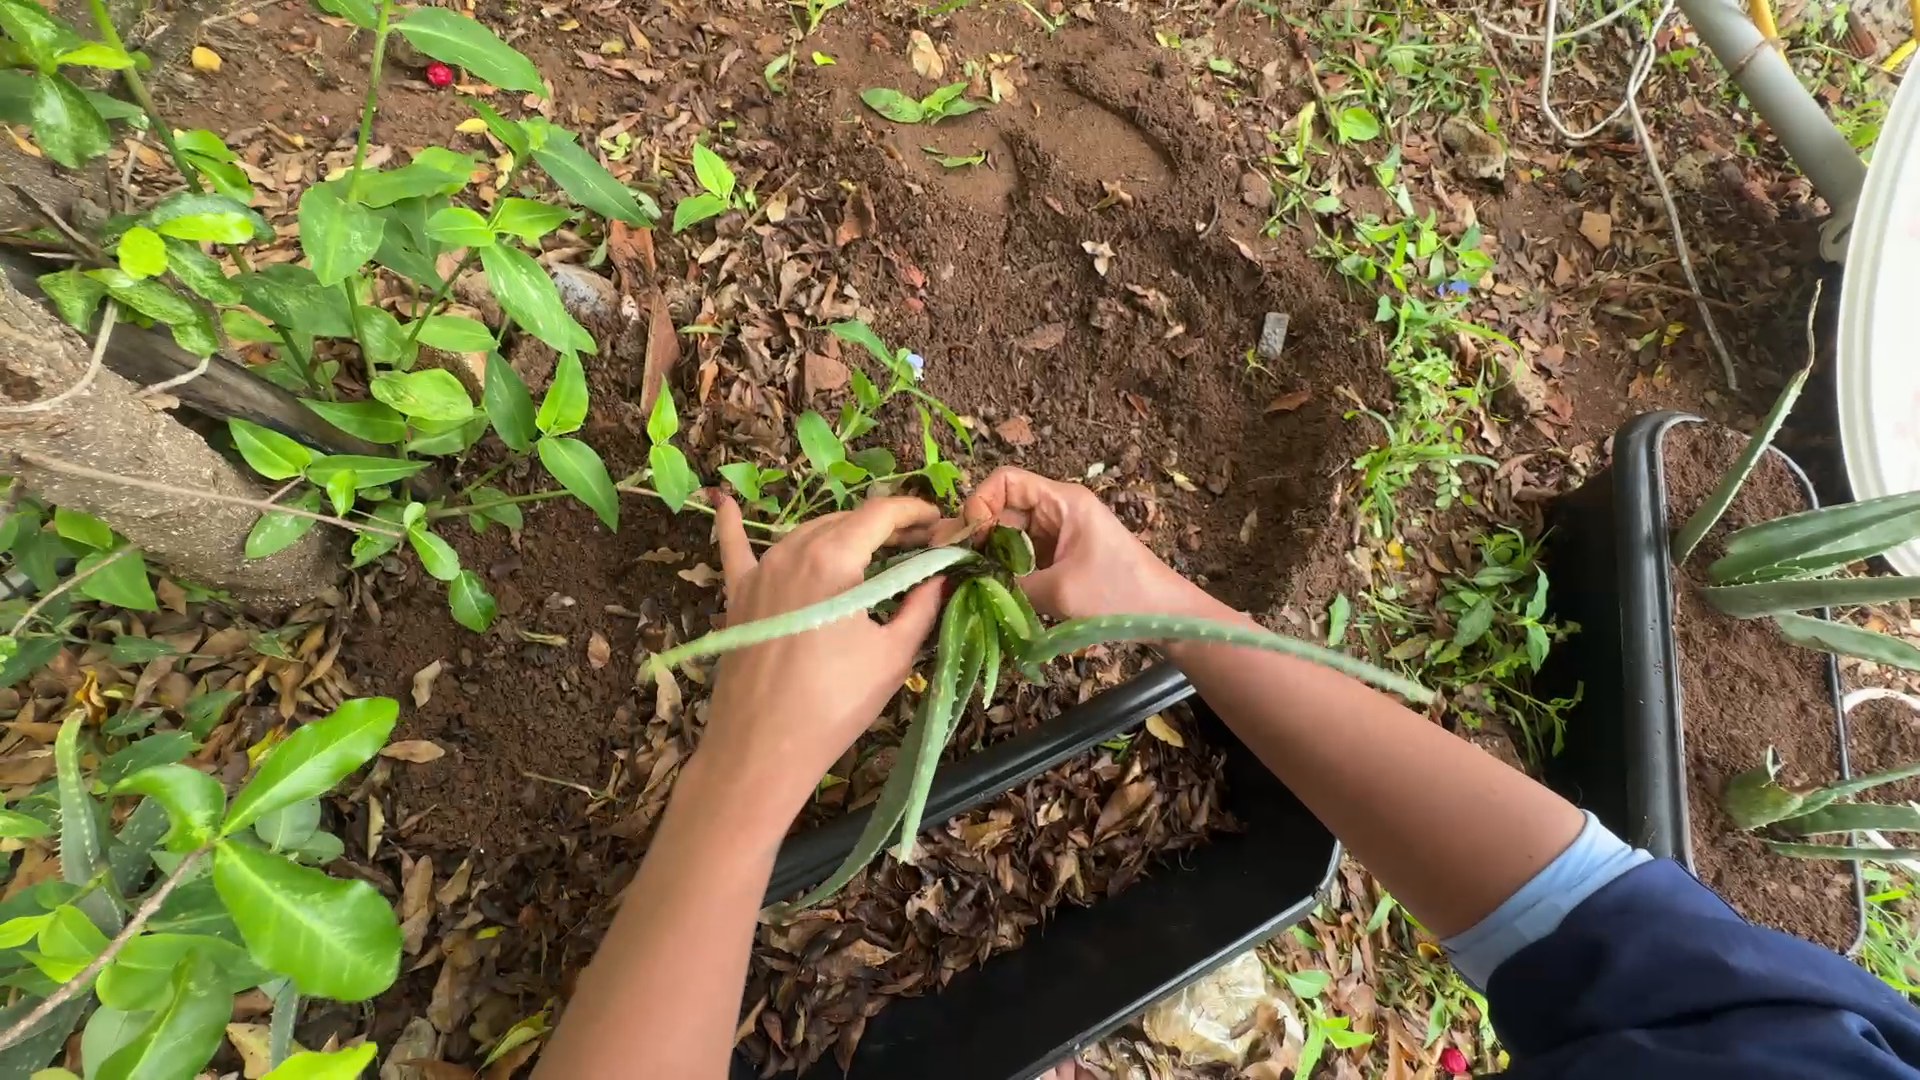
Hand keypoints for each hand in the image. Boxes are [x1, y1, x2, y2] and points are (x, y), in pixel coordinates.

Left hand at [695, 494, 945, 828]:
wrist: (761, 750)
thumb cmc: (835, 703)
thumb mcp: (893, 655)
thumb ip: (922, 605)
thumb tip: (943, 575)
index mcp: (833, 559)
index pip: (881, 514)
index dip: (915, 511)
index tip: (939, 522)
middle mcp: (791, 551)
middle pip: (846, 520)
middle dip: (885, 525)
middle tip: (918, 545)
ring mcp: (759, 571)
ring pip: (807, 533)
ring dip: (842, 533)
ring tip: (872, 547)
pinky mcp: (738, 595)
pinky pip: (736, 550)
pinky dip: (735, 527)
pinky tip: (725, 503)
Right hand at [962, 467, 1217, 620]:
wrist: (1165, 617)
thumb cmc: (1120, 594)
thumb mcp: (1061, 590)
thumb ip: (1010, 584)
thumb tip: (968, 584)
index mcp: (1062, 501)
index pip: (1006, 481)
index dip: (979, 502)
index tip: (966, 538)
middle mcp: (1057, 509)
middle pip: (1002, 507)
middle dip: (975, 532)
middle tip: (949, 562)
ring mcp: (1058, 533)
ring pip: (1007, 533)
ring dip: (986, 552)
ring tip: (962, 577)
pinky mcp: (1059, 556)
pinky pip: (1020, 554)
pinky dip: (1003, 567)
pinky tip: (987, 585)